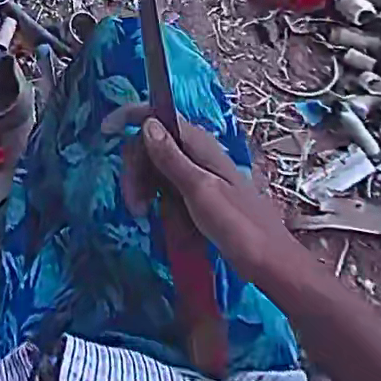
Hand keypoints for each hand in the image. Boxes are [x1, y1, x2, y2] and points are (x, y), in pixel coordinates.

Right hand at [122, 114, 310, 285]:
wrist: (274, 266)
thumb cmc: (239, 228)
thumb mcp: (199, 192)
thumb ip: (171, 157)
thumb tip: (146, 123)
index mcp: (198, 143)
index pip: (158, 114)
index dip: (131, 116)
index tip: (106, 130)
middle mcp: (197, 150)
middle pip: (151, 143)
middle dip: (135, 167)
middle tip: (133, 203)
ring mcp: (199, 171)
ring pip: (156, 165)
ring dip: (142, 184)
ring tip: (141, 214)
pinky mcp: (200, 191)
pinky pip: (167, 183)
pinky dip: (155, 195)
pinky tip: (154, 214)